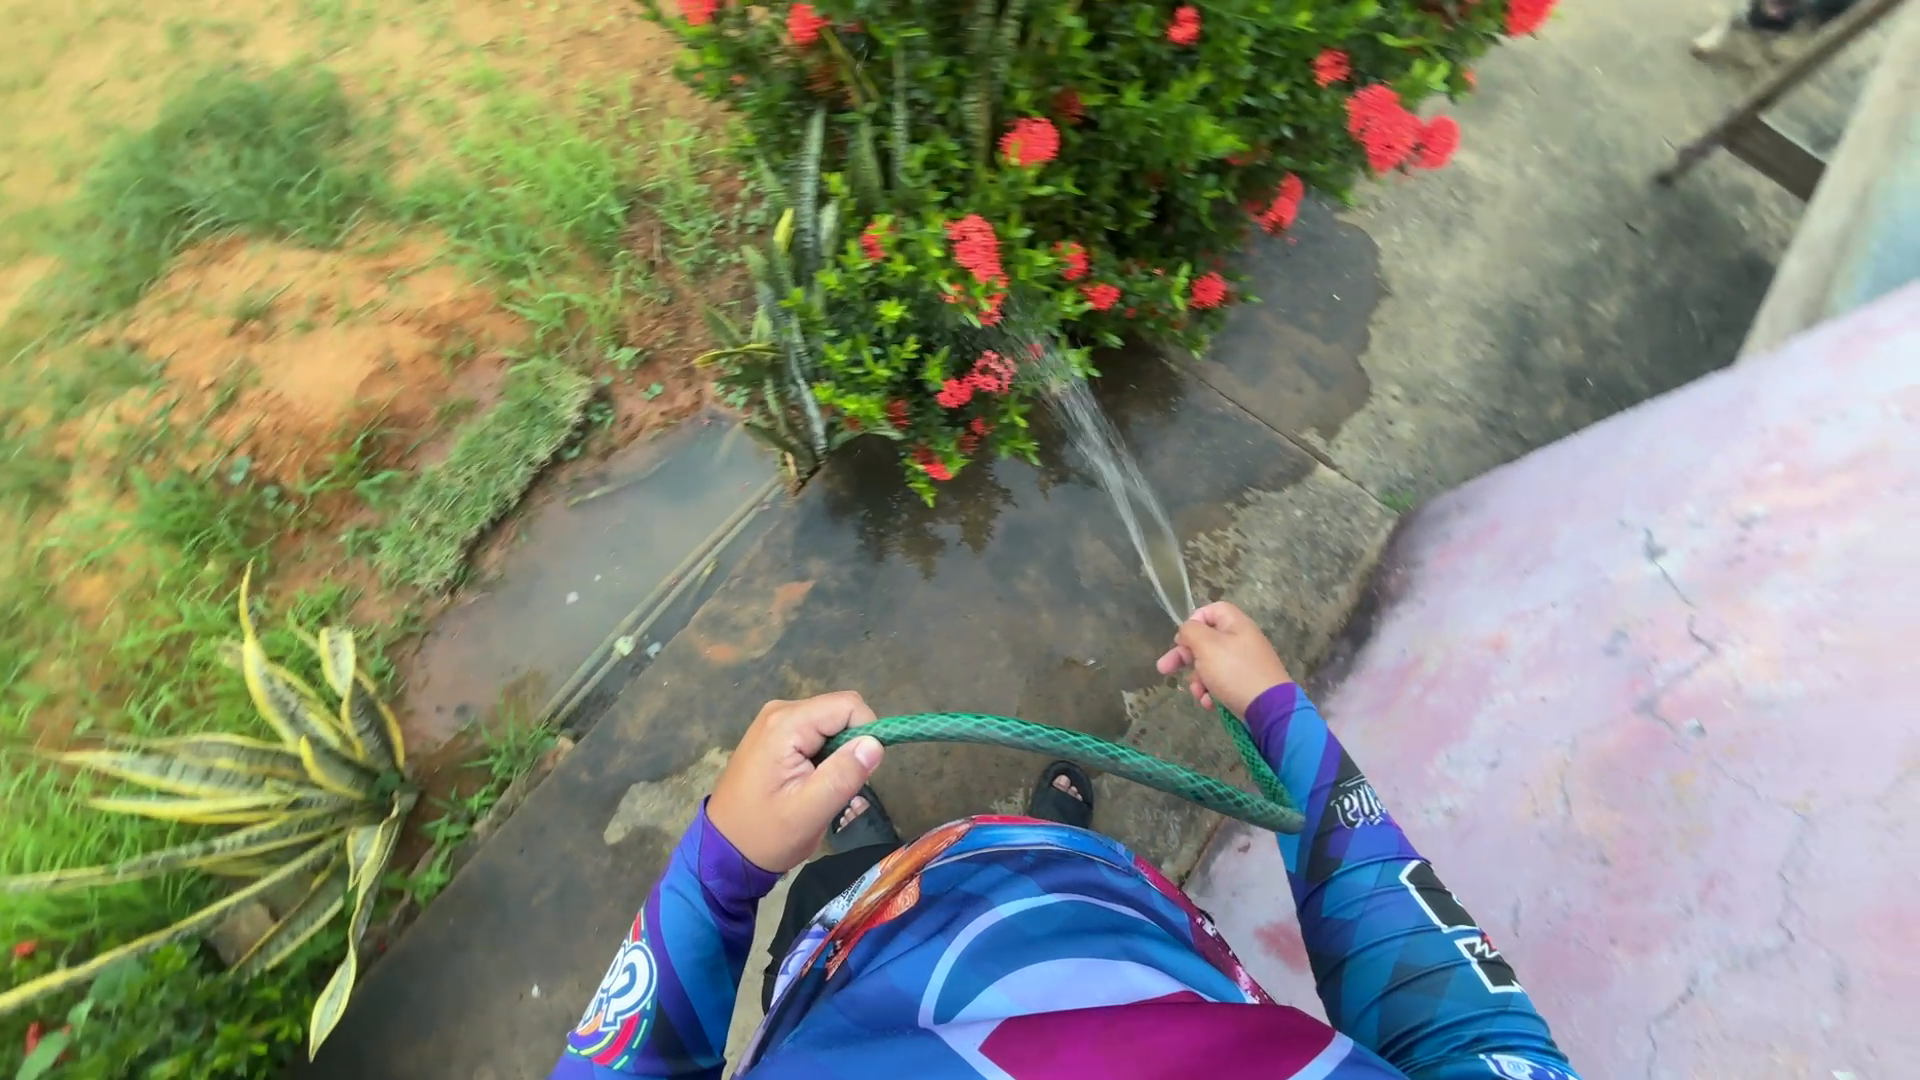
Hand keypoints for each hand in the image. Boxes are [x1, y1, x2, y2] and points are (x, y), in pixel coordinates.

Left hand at [708, 692, 885, 872]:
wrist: (722, 852)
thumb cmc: (763, 836)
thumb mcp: (808, 813)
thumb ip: (843, 775)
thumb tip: (875, 743)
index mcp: (786, 723)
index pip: (849, 706)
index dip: (866, 735)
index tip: (858, 774)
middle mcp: (781, 711)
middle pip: (840, 712)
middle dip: (850, 748)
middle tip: (836, 788)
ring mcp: (776, 721)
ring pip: (831, 724)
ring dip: (838, 755)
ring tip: (820, 789)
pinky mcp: (776, 733)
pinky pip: (817, 733)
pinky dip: (824, 757)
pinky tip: (809, 783)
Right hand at [1155, 601, 1292, 717]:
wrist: (1269, 710)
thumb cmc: (1234, 671)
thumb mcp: (1207, 645)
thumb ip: (1190, 631)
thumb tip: (1186, 632)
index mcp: (1235, 625)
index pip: (1211, 610)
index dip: (1193, 621)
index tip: (1182, 638)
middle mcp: (1240, 641)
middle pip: (1205, 641)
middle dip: (1183, 657)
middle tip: (1164, 669)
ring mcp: (1243, 664)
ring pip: (1209, 665)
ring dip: (1197, 679)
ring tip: (1198, 693)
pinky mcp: (1244, 685)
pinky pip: (1220, 683)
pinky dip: (1211, 692)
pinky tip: (1210, 703)